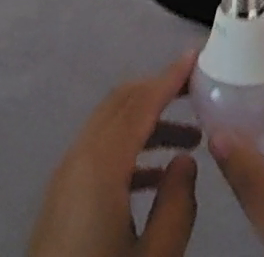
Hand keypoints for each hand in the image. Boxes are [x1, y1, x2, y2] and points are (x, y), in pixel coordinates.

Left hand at [28, 53, 202, 256]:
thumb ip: (177, 205)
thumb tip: (185, 161)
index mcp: (101, 166)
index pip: (140, 104)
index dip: (170, 78)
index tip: (198, 57)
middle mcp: (79, 158)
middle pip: (120, 104)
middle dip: (159, 90)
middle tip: (200, 90)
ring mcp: (66, 175)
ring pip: (110, 126)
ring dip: (148, 120)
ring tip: (192, 136)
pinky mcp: (63, 195)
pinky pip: (100, 151)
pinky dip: (131, 145)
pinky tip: (160, 172)